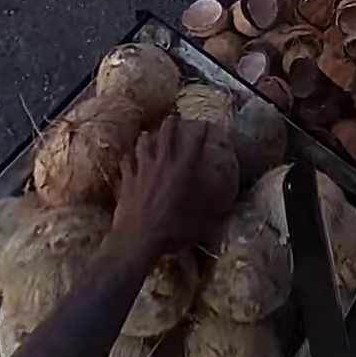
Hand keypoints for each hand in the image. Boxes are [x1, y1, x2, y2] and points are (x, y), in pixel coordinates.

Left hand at [111, 115, 237, 264]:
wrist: (136, 239)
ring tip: (149, 133)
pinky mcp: (127, 179)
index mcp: (182, 172)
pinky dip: (129, 157)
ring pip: (143, 143)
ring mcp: (142, 169)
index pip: (195, 144)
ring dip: (148, 137)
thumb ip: (213, 217)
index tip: (204, 124)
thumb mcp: (199, 227)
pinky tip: (128, 157)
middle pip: (166, 134)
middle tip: (174, 117)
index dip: (201, 131)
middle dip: (171, 123)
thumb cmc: (170, 232)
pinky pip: (127, 161)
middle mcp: (163, 164)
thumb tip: (228, 214)